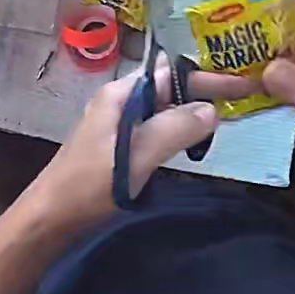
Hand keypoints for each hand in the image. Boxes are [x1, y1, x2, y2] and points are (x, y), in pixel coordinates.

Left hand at [18, 53, 254, 234]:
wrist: (49, 219)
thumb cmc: (88, 184)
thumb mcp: (135, 155)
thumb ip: (174, 129)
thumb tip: (213, 109)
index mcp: (120, 95)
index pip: (171, 74)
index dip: (208, 77)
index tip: (245, 84)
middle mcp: (120, 103)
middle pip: (169, 89)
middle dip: (204, 92)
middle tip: (245, 101)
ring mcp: (118, 126)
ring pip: (164, 111)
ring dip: (193, 113)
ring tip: (229, 118)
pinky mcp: (119, 148)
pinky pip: (157, 131)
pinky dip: (179, 132)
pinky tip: (196, 143)